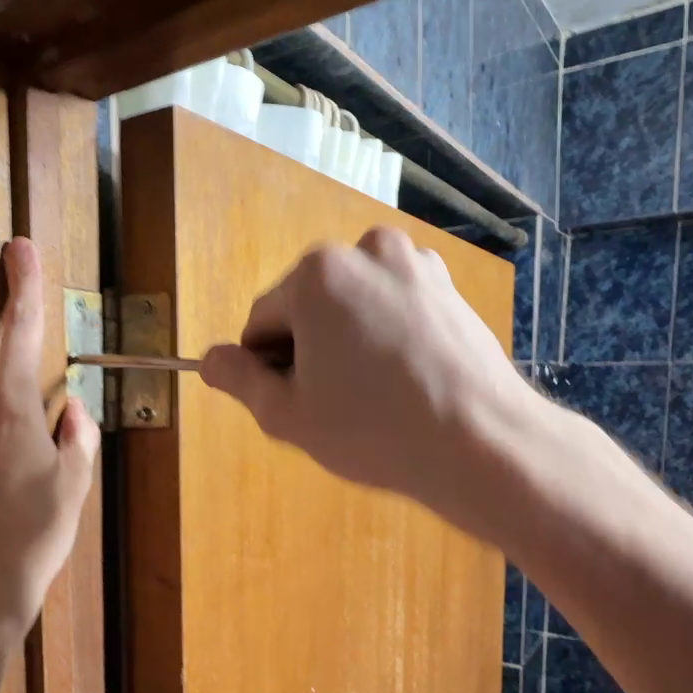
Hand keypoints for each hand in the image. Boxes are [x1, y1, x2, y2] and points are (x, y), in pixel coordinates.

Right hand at [199, 226, 540, 542]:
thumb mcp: (287, 415)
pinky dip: (386, 335)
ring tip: (375, 394)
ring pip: (351, 306)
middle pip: (307, 307)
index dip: (268, 369)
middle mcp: (366, 250)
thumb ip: (239, 380)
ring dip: (347, 341)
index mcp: (317, 273)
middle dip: (309, 350)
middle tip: (337, 404)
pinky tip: (407, 379)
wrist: (483, 442)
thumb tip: (209, 359)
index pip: (261, 322)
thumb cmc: (373, 430)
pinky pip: (392, 307)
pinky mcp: (449, 286)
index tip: (299, 404)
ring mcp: (416, 263)